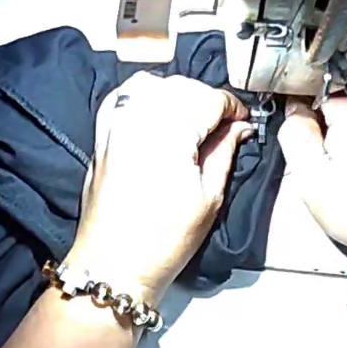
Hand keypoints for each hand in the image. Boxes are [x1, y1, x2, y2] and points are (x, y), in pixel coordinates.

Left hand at [68, 73, 254, 302]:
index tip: (244, 122)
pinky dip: (146, 94)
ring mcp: (116, 125)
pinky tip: (161, 110)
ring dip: (180, 94)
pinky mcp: (102, 134)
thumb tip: (240, 127)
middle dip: (209, 100)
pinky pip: (125, 94)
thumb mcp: (210, 197)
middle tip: (225, 126)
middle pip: (184, 87)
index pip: (210, 98)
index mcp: (170, 135)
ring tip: (194, 119)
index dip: (233, 107)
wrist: (113, 264)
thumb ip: (225, 151)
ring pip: (155, 84)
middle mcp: (139, 121)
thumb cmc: (163, 240)